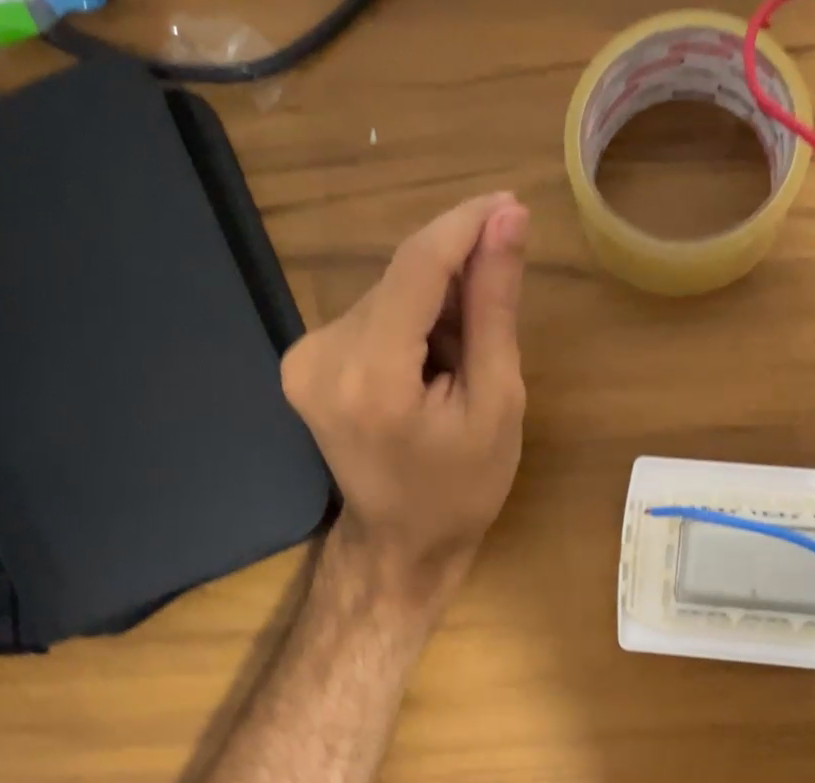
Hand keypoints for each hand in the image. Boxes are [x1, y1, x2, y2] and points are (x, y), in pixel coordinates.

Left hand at [282, 193, 530, 606]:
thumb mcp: (497, 403)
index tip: (511, 204)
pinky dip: (411, 326)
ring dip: (436, 309)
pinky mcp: (303, 361)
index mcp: (372, 376)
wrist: (401, 544)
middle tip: (497, 332)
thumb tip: (508, 219)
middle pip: (402, 281)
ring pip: (388, 295)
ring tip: (462, 368)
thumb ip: (495, 309)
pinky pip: (372, 316)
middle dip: (457, 286)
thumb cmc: (462, 490)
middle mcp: (321, 356)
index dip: (465, 226)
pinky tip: (431, 370)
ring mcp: (303, 358)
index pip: (417, 266)